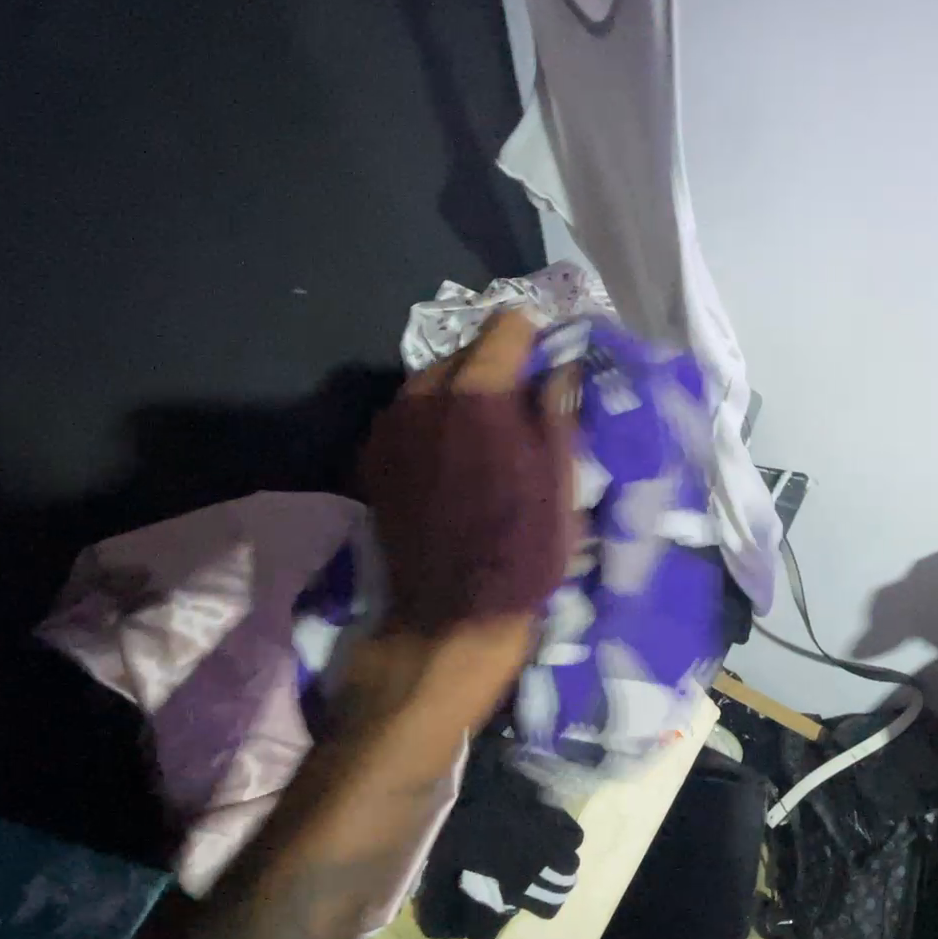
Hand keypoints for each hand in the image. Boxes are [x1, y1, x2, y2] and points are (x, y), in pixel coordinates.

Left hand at [358, 311, 575, 647]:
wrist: (453, 612)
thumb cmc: (526, 543)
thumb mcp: (563, 474)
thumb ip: (559, 407)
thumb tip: (561, 365)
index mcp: (479, 392)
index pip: (509, 326)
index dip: (538, 337)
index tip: (554, 362)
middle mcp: (425, 393)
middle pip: (467, 350)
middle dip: (500, 365)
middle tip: (526, 402)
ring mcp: (391, 423)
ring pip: (434, 379)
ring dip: (466, 392)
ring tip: (490, 430)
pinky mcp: (373, 454)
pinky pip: (411, 413)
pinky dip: (437, 419)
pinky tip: (457, 455)